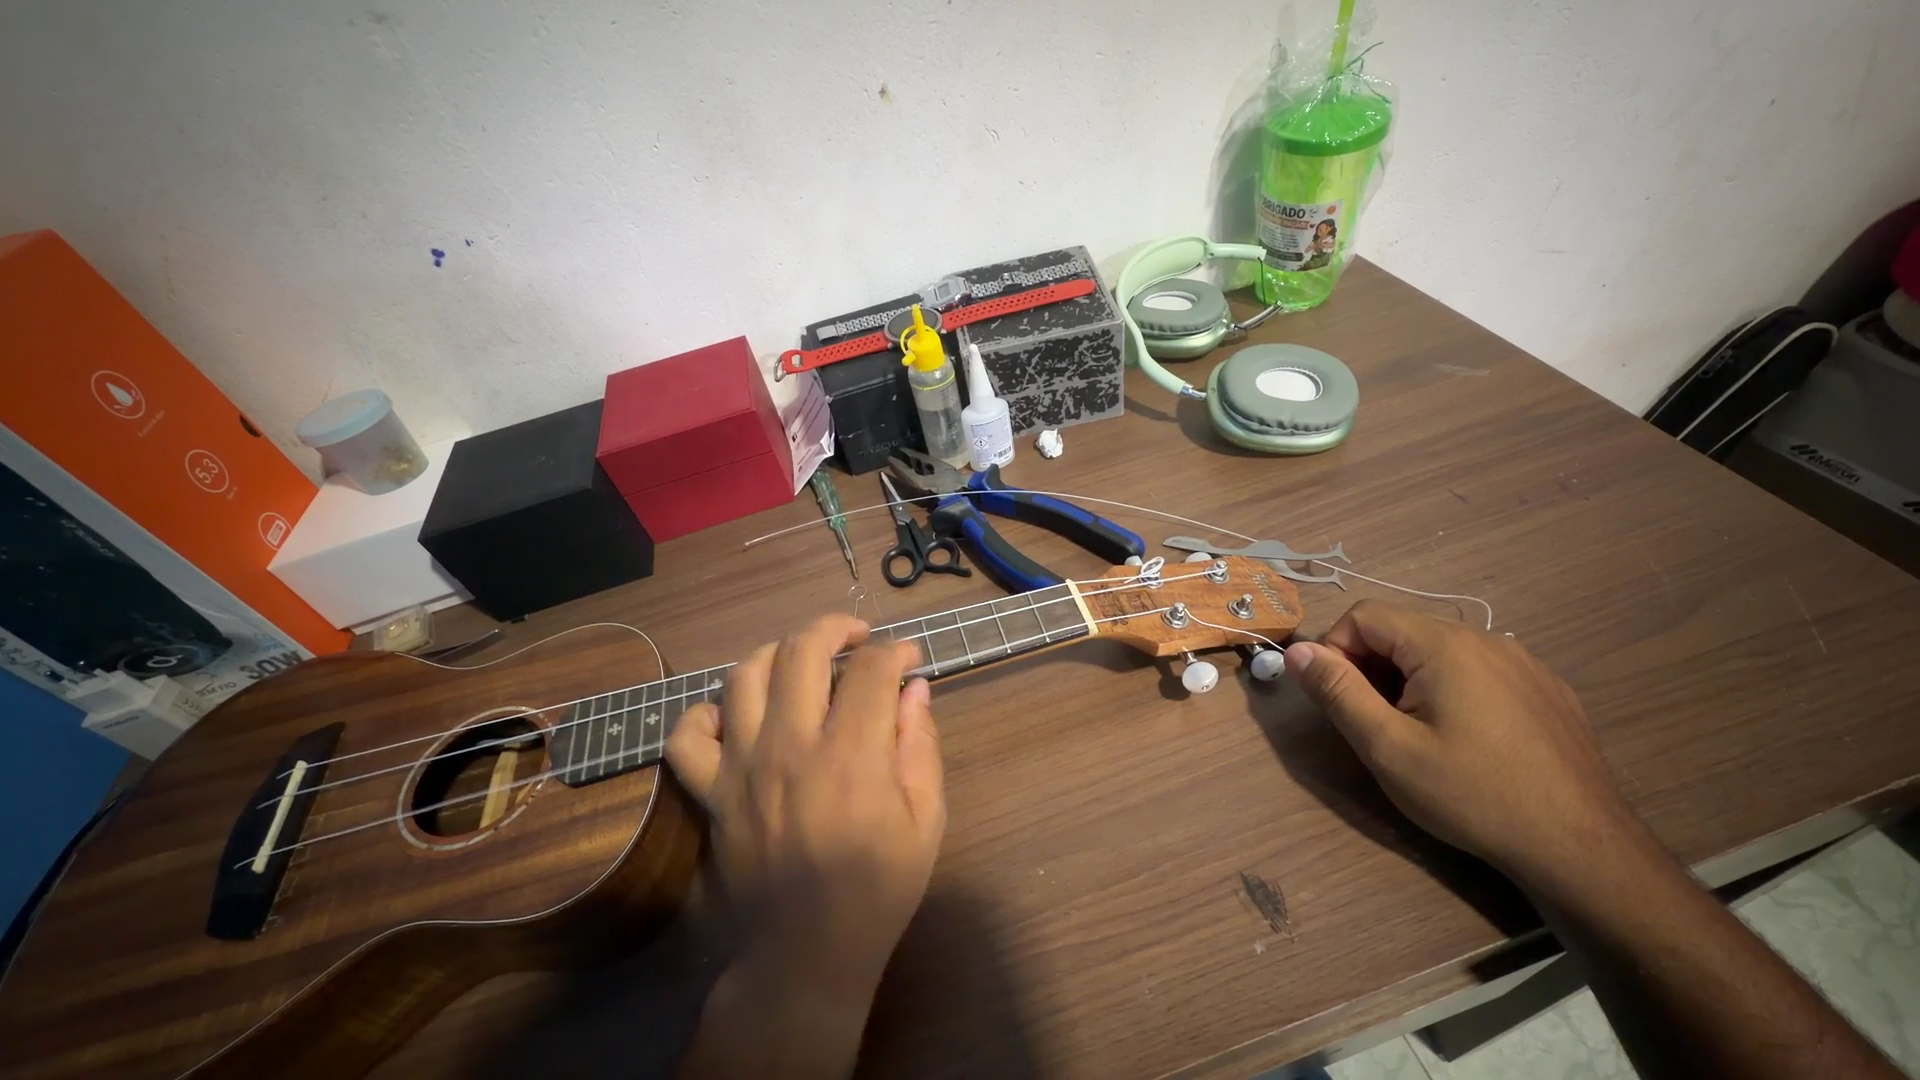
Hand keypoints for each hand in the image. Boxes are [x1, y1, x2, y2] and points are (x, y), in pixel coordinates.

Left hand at [666, 615, 944, 992]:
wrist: (806, 953)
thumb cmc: (878, 889)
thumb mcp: (926, 821)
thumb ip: (921, 746)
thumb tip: (914, 689)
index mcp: (851, 756)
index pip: (870, 668)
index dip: (895, 650)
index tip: (909, 657)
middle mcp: (790, 746)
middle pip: (801, 650)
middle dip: (834, 628)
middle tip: (856, 638)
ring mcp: (742, 766)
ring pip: (744, 674)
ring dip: (777, 653)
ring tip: (802, 663)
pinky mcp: (711, 791)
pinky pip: (688, 735)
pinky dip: (707, 712)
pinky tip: (738, 715)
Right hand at [1284, 600, 1643, 886]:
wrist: (1581, 847)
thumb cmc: (1472, 795)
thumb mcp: (1387, 748)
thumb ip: (1338, 691)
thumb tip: (1298, 651)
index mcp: (1444, 644)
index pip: (1364, 615)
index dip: (1336, 651)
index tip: (1340, 701)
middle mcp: (1486, 639)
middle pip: (1402, 630)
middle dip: (1372, 668)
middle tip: (1374, 725)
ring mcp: (1523, 662)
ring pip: (1440, 650)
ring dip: (1410, 680)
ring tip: (1418, 736)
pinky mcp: (1547, 689)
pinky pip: (1479, 670)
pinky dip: (1452, 690)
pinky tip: (1467, 740)